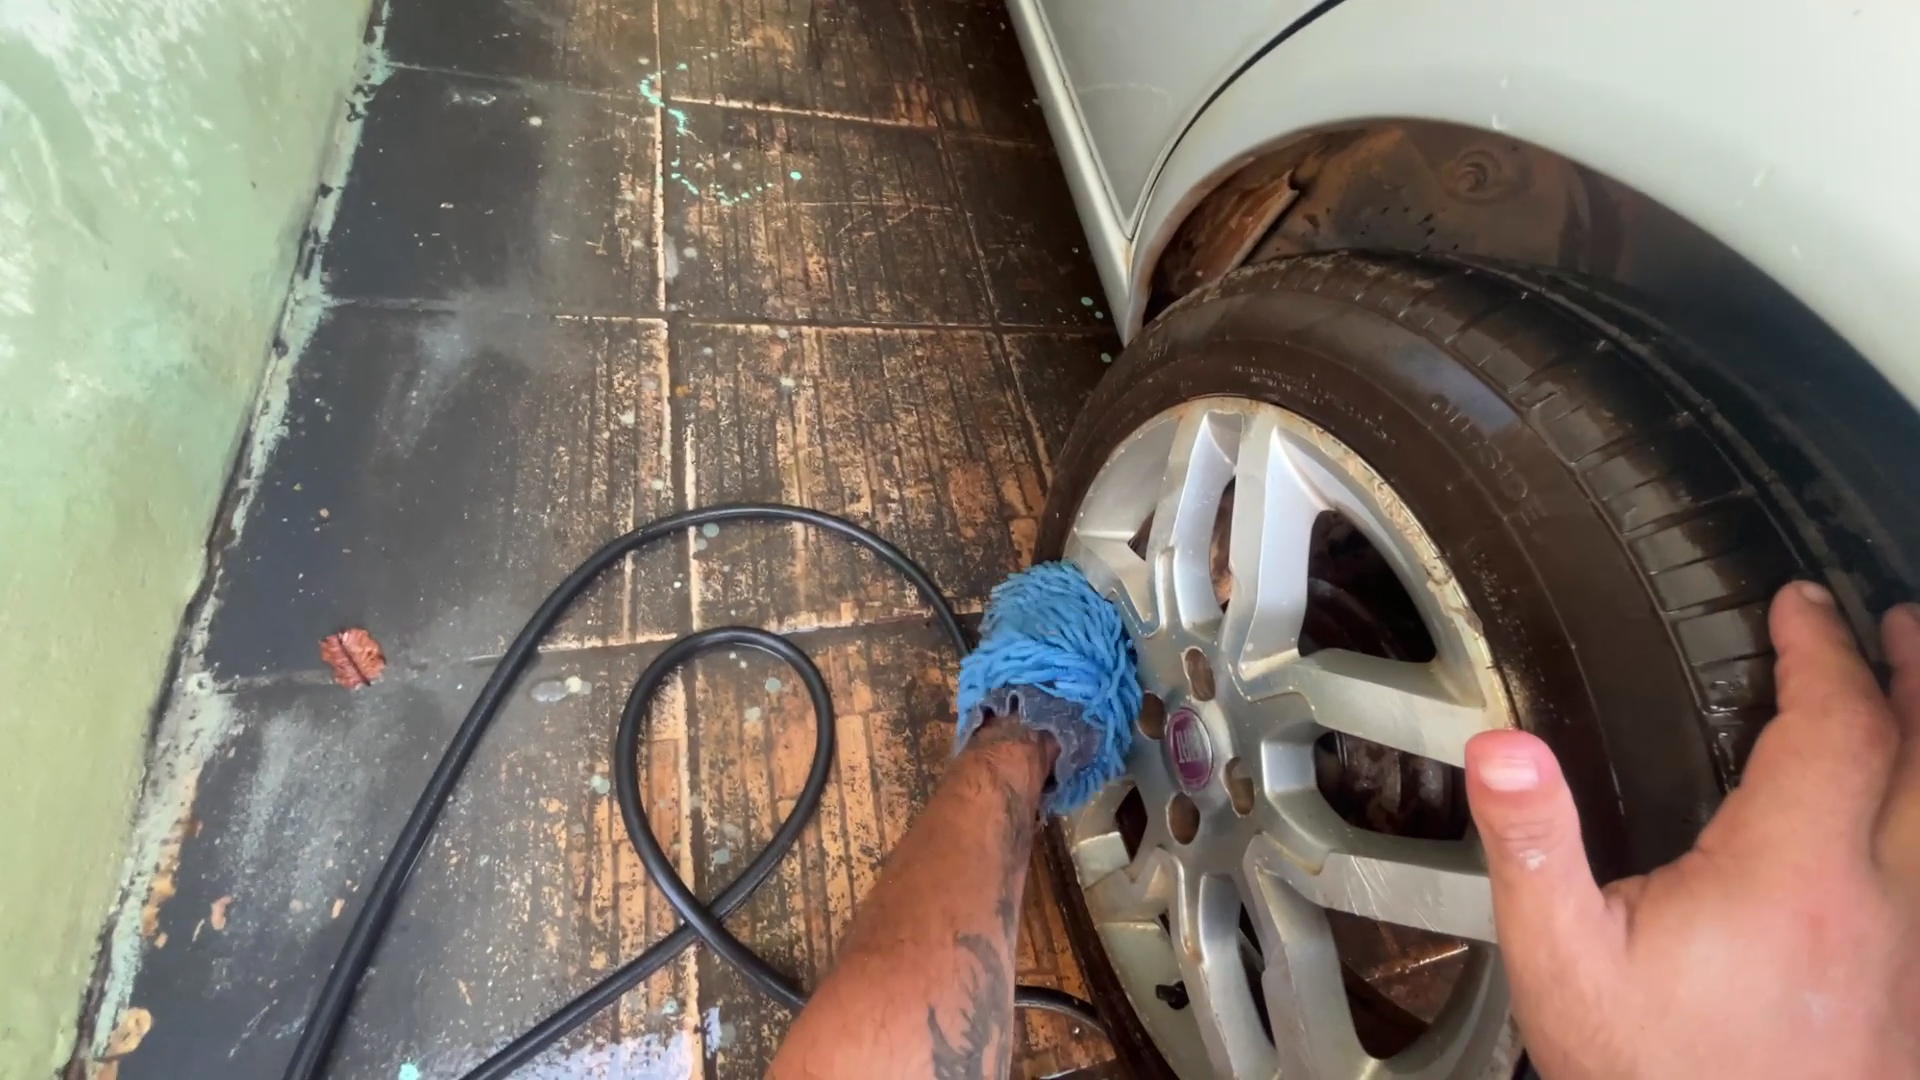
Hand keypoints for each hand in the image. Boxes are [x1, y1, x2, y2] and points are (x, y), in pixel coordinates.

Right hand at [1464, 582, 1919, 1078]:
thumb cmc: (1636, 1058)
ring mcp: (1911, 957)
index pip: (1836, 740)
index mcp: (1790, 881)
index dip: (1824, 660)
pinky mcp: (1908, 991)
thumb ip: (1531, 840)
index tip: (1801, 601)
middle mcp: (1879, 910)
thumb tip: (1503, 744)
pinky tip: (1898, 821)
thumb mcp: (1555, 945)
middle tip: (1907, 624)